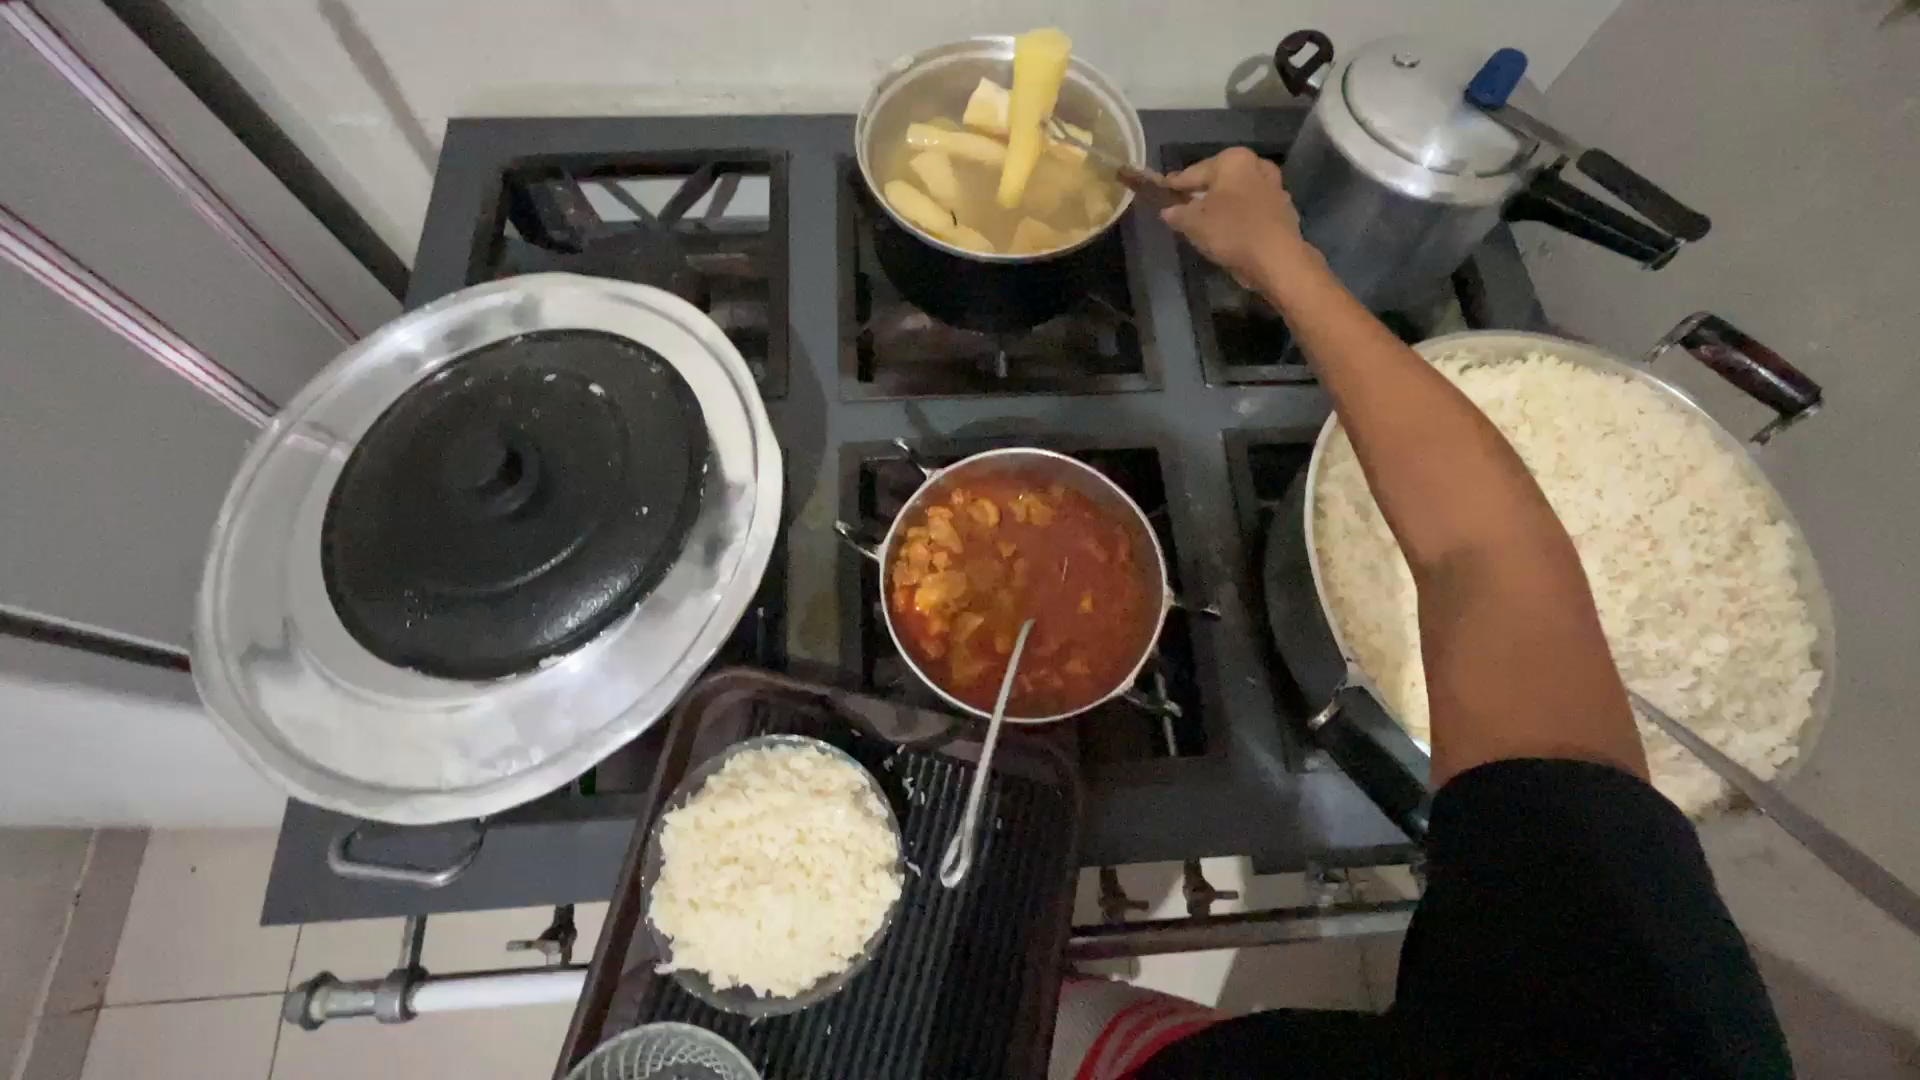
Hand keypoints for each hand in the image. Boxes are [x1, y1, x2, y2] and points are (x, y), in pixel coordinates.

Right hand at [1160, 147, 1318, 290]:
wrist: (1275, 257)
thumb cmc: (1230, 231)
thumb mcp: (1192, 223)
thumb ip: (1177, 213)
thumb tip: (1167, 210)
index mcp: (1232, 160)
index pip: (1194, 172)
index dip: (1176, 183)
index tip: (1164, 187)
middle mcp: (1256, 165)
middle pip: (1220, 179)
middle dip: (1202, 191)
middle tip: (1184, 203)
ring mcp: (1273, 187)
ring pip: (1237, 193)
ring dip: (1222, 203)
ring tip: (1206, 218)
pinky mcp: (1282, 210)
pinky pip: (1251, 210)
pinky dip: (1239, 216)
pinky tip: (1229, 230)